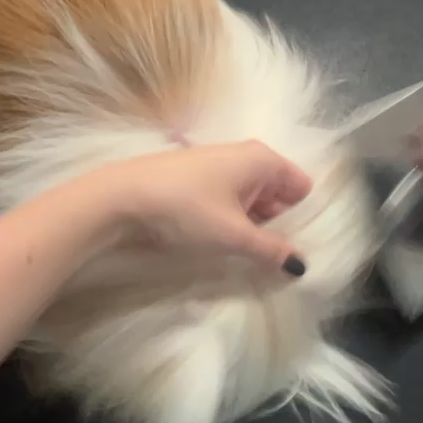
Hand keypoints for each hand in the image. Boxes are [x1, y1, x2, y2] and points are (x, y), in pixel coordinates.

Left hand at [89, 141, 313, 274]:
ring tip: (254, 260)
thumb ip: (272, 250)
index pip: (302, 187)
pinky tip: (225, 246)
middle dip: (280, 226)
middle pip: (279, 194)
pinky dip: (234, 222)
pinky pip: (230, 201)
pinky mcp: (197, 180)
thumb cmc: (184, 210)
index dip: (304, 218)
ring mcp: (219, 167)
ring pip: (253, 200)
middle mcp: (245, 156)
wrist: (118, 198)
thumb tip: (301, 266)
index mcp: (262, 159)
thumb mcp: (233, 235)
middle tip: (279, 262)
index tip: (300, 250)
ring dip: (255, 228)